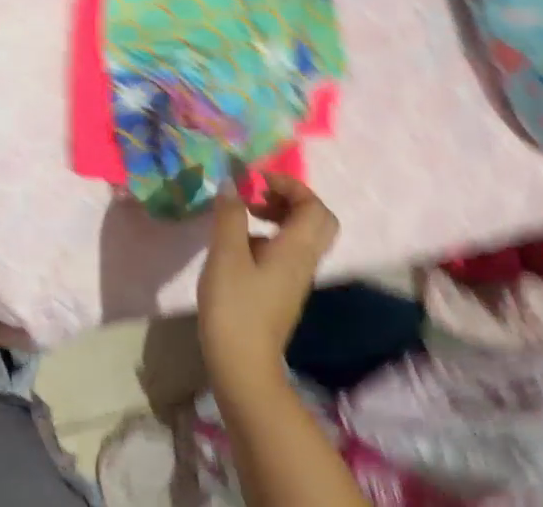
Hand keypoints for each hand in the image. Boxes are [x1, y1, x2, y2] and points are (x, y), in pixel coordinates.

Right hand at [197, 172, 338, 390]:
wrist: (242, 363)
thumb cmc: (234, 305)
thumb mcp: (226, 255)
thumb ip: (230, 216)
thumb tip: (232, 184)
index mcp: (297, 249)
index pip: (314, 206)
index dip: (289, 185)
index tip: (255, 180)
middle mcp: (304, 261)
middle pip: (317, 220)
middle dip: (289, 199)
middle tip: (257, 195)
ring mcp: (295, 278)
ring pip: (301, 236)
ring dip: (278, 216)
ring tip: (242, 215)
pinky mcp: (282, 291)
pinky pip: (287, 252)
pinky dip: (269, 236)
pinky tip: (238, 245)